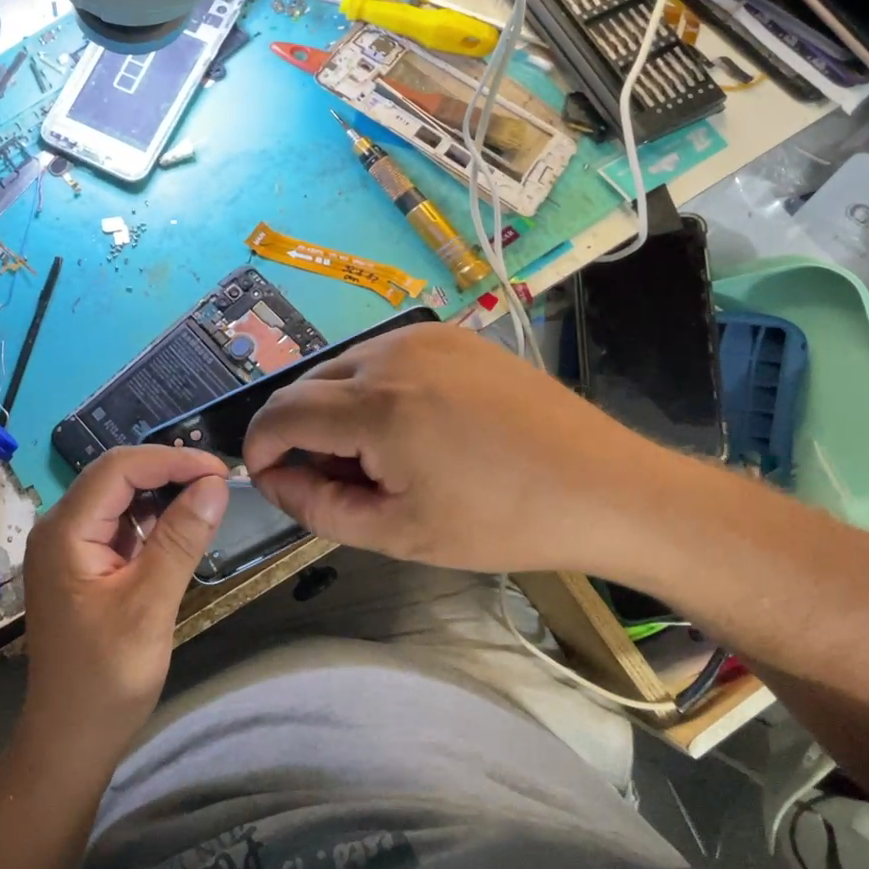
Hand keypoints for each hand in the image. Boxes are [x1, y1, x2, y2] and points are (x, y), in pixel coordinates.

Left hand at [21, 446, 229, 753]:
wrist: (69, 736)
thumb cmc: (106, 677)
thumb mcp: (149, 605)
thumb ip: (180, 540)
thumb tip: (214, 485)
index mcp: (64, 531)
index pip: (118, 468)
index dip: (170, 460)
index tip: (220, 470)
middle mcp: (58, 528)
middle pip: (113, 476)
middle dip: (166, 472)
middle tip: (219, 483)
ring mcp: (66, 547)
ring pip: (115, 498)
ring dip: (159, 493)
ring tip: (206, 499)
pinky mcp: (79, 565)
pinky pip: (115, 526)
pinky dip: (148, 521)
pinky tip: (178, 527)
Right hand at [243, 323, 700, 577]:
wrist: (607, 488)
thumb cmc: (502, 521)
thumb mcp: (398, 533)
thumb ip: (317, 507)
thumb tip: (272, 479)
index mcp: (376, 406)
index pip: (280, 413)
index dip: (260, 447)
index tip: (269, 478)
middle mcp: (391, 354)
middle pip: (306, 387)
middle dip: (301, 433)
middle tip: (337, 479)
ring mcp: (424, 336)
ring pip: (342, 369)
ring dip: (336, 409)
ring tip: (380, 455)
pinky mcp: (452, 334)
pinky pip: (383, 356)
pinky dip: (373, 388)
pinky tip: (412, 425)